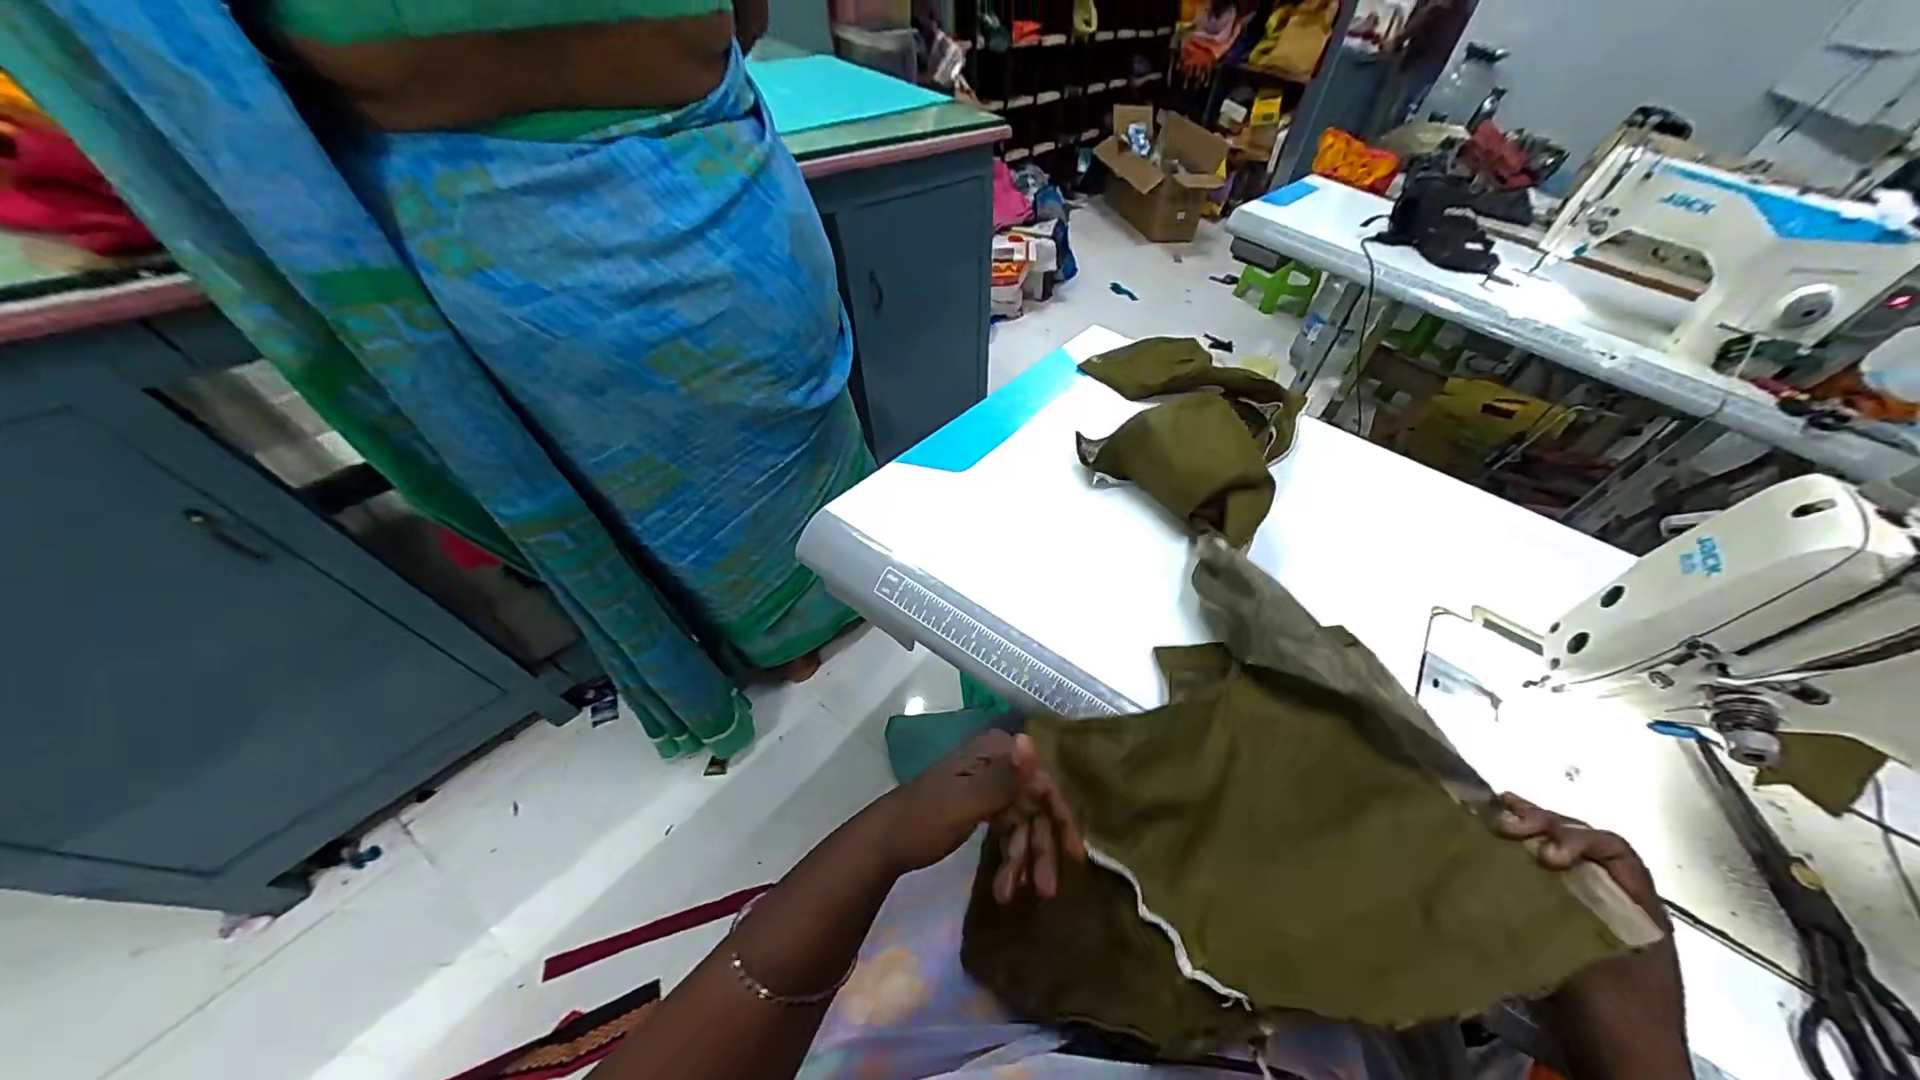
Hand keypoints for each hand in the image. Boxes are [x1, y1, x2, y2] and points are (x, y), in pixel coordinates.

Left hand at [876, 730, 1084, 899]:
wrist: (883, 842)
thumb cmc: (922, 818)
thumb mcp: (965, 801)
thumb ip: (1002, 777)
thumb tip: (1031, 740)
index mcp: (995, 751)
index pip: (1043, 780)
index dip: (1060, 816)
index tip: (1073, 854)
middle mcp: (998, 762)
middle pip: (1036, 805)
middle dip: (1041, 847)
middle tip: (1047, 888)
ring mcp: (990, 785)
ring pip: (1024, 822)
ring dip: (1024, 859)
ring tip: (1013, 895)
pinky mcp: (983, 807)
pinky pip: (1009, 831)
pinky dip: (1011, 858)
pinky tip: (1007, 887)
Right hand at [1497, 794, 1690, 1079]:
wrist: (1621, 1070)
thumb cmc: (1617, 1016)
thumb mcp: (1596, 962)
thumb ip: (1563, 914)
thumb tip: (1513, 866)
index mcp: (1638, 909)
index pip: (1612, 849)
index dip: (1574, 837)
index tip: (1542, 854)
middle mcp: (1615, 904)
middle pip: (1583, 846)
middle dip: (1544, 826)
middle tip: (1505, 822)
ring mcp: (1586, 915)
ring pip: (1559, 860)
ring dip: (1529, 836)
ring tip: (1494, 816)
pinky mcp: (1557, 929)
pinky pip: (1539, 883)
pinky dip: (1515, 862)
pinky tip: (1490, 848)